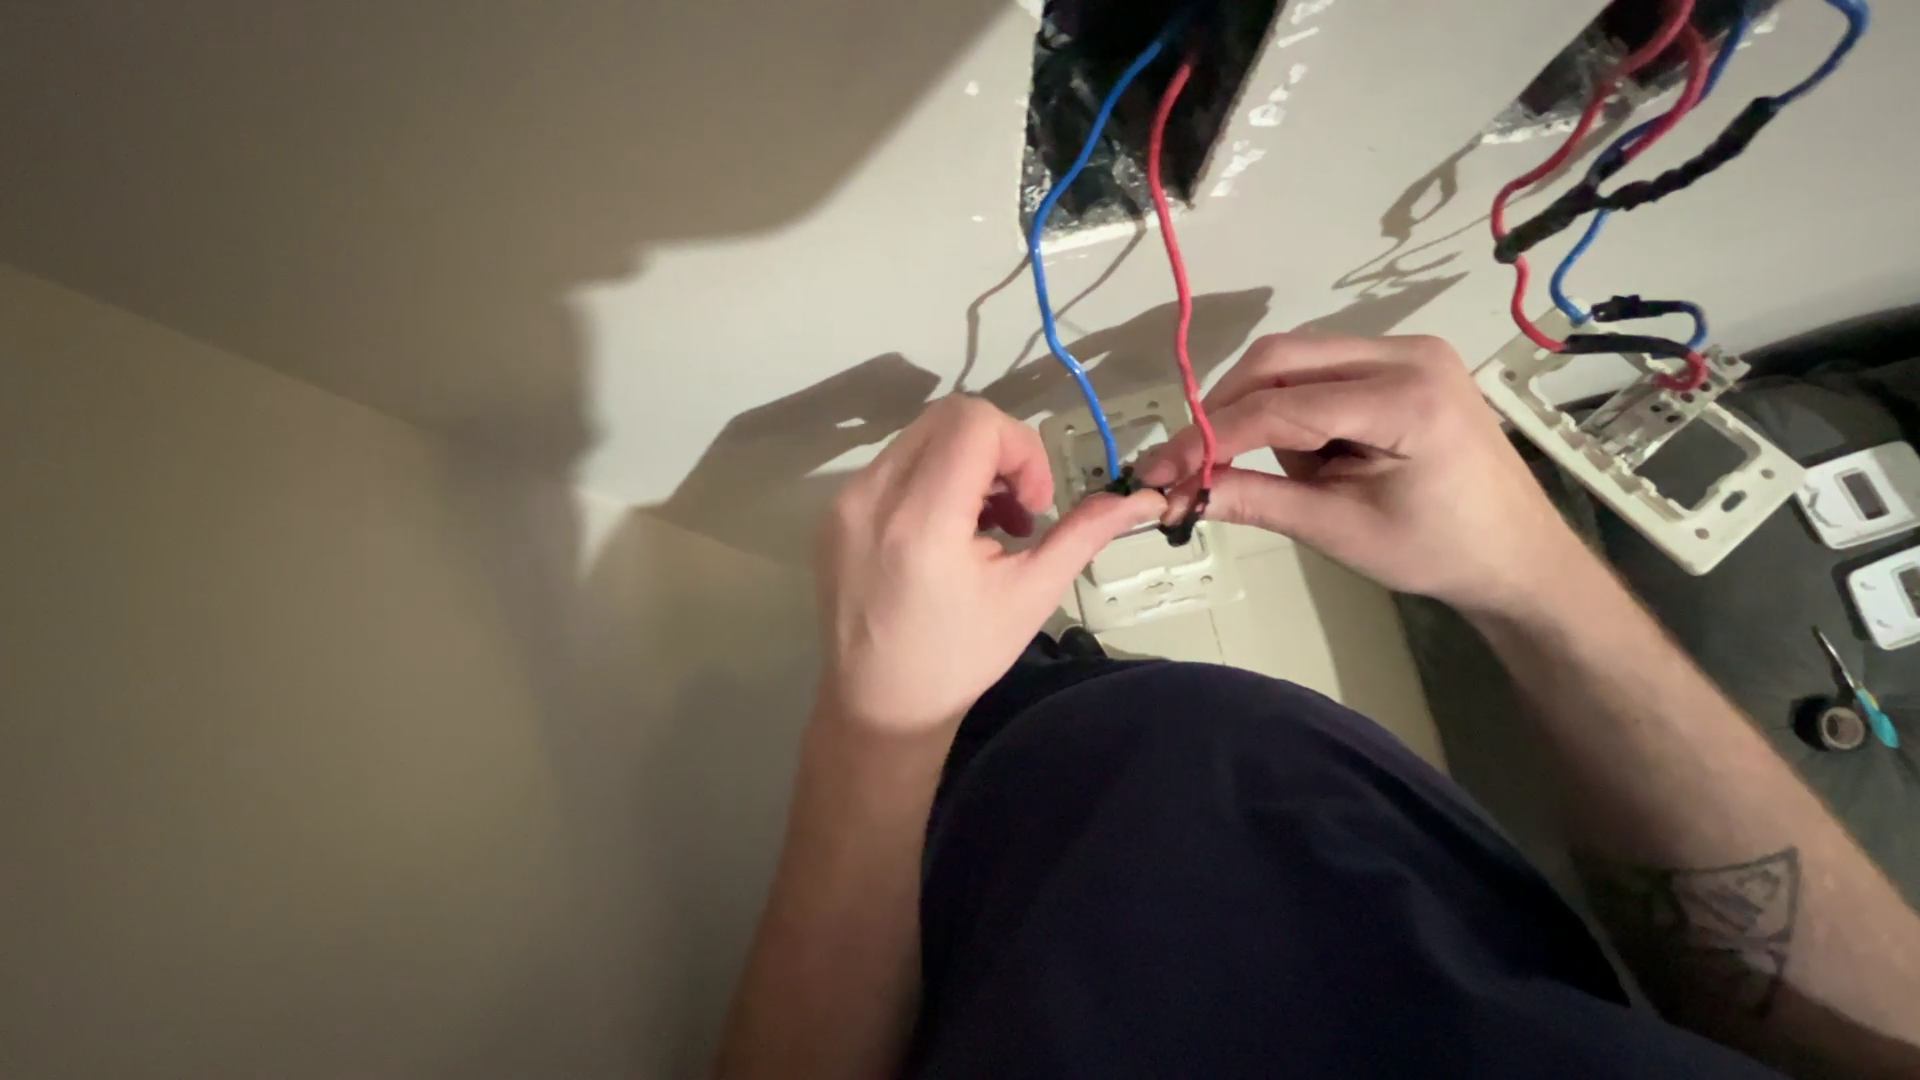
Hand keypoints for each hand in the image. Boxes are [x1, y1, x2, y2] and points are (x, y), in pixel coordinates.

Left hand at [816, 396, 1164, 735]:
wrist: (879, 706)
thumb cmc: (959, 659)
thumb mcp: (1030, 596)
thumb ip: (1082, 535)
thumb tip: (1142, 498)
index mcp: (921, 522)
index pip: (975, 423)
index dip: (1022, 448)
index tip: (1033, 504)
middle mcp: (872, 498)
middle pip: (948, 417)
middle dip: (998, 450)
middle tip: (1015, 509)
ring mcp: (845, 503)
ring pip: (921, 436)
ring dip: (966, 463)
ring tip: (985, 526)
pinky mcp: (834, 512)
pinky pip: (895, 465)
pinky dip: (933, 479)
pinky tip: (949, 532)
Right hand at [1138, 333, 1589, 613]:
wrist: (1513, 555)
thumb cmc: (1434, 550)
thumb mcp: (1336, 529)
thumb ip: (1255, 500)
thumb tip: (1177, 494)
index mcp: (1405, 399)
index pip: (1277, 405)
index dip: (1207, 439)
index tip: (1157, 473)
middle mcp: (1406, 353)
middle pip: (1278, 358)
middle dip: (1223, 412)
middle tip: (1192, 465)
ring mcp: (1405, 351)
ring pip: (1291, 359)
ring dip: (1256, 411)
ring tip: (1275, 469)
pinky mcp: (1398, 363)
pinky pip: (1315, 370)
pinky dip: (1285, 408)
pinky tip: (1304, 451)